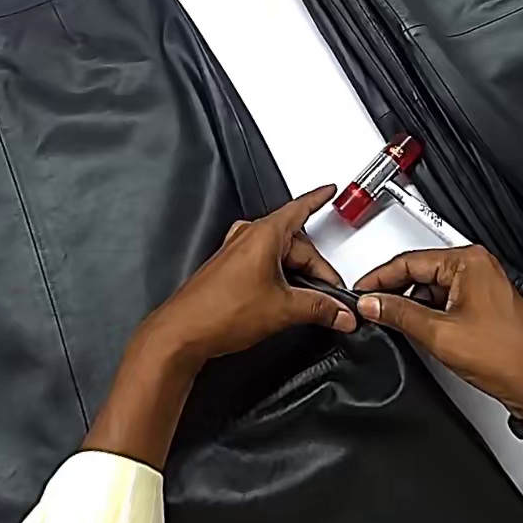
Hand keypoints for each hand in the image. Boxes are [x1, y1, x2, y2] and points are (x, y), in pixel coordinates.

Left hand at [140, 185, 357, 365]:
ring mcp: (238, 250)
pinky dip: (282, 278)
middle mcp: (250, 235)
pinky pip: (265, 263)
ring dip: (298, 275)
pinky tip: (287, 299)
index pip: (299, 209)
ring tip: (312, 301)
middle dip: (317, 267)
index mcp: (264, 233)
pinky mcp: (232, 267)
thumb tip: (339, 312)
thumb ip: (318, 308)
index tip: (329, 190)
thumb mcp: (282, 309)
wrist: (184, 331)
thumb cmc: (219, 310)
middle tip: (333, 293)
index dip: (318, 199)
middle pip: (296, 243)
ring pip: (280, 255)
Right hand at [355, 246, 522, 413]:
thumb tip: (373, 303)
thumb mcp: (441, 335)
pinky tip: (418, 329)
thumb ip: (400, 314)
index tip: (361, 291)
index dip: (380, 278)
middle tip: (370, 307)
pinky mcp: (482, 304)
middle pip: (419, 271)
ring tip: (393, 322)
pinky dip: (428, 313)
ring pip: (430, 287)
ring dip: (411, 304)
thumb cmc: (511, 358)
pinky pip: (444, 300)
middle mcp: (476, 266)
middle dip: (394, 291)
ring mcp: (480, 284)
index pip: (409, 261)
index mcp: (468, 261)